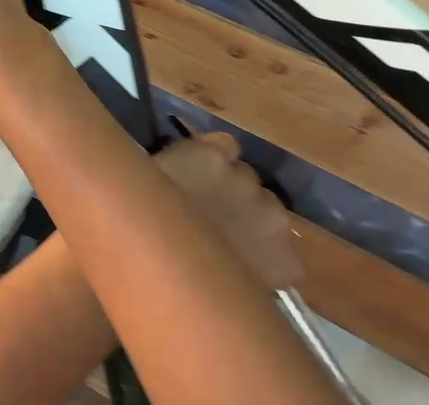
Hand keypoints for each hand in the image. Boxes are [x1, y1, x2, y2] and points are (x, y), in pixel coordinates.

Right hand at [153, 132, 302, 290]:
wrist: (166, 283)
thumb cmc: (139, 225)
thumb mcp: (147, 181)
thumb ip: (174, 165)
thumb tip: (179, 165)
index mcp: (208, 154)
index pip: (225, 145)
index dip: (211, 162)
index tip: (197, 177)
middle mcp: (247, 179)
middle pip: (247, 179)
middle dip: (232, 192)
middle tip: (208, 213)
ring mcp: (273, 218)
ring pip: (268, 212)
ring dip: (252, 221)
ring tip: (226, 244)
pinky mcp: (288, 259)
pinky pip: (283, 251)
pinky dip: (268, 256)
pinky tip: (244, 267)